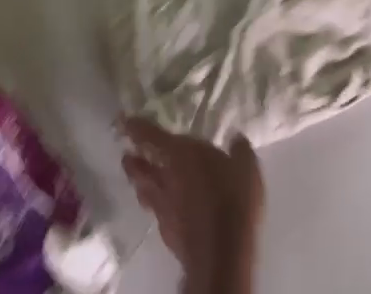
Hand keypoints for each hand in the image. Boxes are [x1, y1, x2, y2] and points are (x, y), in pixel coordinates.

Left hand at [120, 118, 263, 293]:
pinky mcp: (165, 229)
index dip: (136, 128)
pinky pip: (155, 210)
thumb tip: (235, 137)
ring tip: (138, 176)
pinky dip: (154, 203)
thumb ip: (239, 150)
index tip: (123, 121)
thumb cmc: (234, 198)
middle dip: (133, 158)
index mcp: (182, 154)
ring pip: (143, 190)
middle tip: (127, 153)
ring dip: (138, 181)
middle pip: (140, 166)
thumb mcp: (246, 167)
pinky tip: (161, 205)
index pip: (151, 137)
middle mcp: (166, 177)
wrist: (220, 249)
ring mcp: (162, 206)